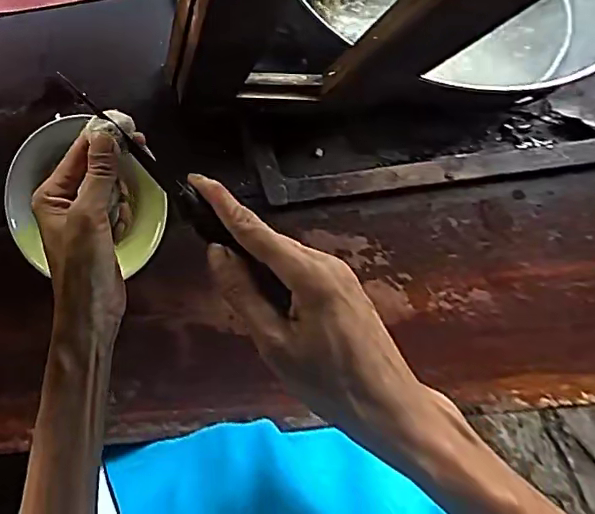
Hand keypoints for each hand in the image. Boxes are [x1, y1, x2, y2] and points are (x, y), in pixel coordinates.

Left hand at [31, 129, 128, 333]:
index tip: (123, 121)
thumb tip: (104, 136)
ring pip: (109, 185)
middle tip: (139, 148)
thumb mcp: (90, 216)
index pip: (77, 154)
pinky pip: (115, 204)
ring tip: (115, 218)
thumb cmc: (83, 268)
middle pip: (95, 166)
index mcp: (51, 194)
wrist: (93, 315)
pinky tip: (118, 231)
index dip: (100, 136)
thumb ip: (99, 175)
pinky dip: (121, 213)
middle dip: (114, 166)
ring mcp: (82, 214)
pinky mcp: (99, 227)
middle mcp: (63, 199)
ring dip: (118, 197)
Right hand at [189, 173, 435, 441]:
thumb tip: (217, 252)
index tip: (197, 180)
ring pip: (282, 254)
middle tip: (216, 270)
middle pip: (267, 241)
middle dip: (237, 244)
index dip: (221, 201)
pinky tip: (274, 305)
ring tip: (248, 302)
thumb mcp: (275, 345)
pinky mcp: (343, 284)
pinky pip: (297, 266)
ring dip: (258, 264)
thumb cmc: (335, 386)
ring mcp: (338, 271)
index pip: (253, 228)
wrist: (398, 413)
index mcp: (308, 274)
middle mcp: (324, 262)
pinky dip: (276, 275)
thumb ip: (241, 294)